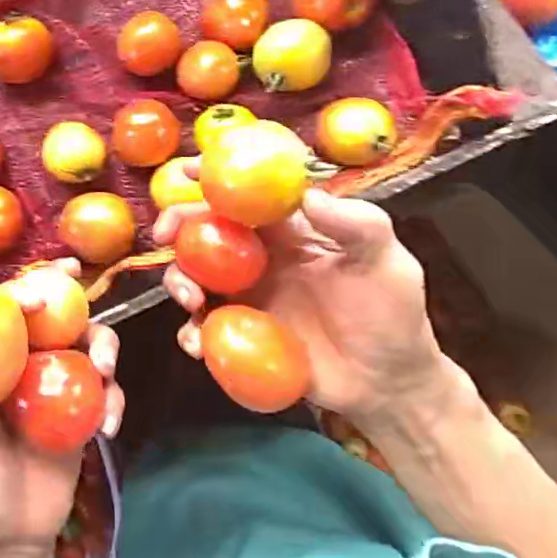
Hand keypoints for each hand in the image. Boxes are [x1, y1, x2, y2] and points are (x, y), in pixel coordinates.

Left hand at [0, 261, 124, 553]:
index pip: (0, 316)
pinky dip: (115, 399)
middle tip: (78, 282)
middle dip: (66, 290)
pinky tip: (108, 427)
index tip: (34, 295)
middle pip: (49, 315)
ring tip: (104, 371)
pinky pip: (107, 392)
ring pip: (87, 343)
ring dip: (102, 344)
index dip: (15, 294)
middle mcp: (22, 366)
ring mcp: (56, 387)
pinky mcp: (84, 413)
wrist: (9, 540)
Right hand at [153, 166, 451, 424]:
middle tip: (164, 237)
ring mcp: (244, 295)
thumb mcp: (388, 263)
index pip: (246, 195)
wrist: (388, 385)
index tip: (185, 173)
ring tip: (191, 300)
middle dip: (177, 226)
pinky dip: (190, 332)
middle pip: (205, 230)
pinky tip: (198, 343)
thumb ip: (358, 225)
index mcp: (289, 231)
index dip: (214, 179)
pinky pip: (201, 325)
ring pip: (193, 275)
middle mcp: (258, 257)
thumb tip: (308, 195)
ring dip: (178, 281)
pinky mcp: (238, 332)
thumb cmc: (392, 316)